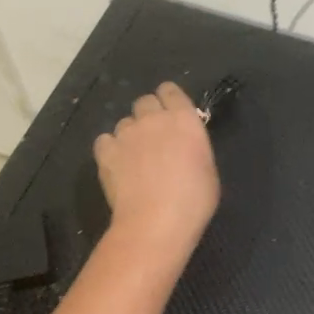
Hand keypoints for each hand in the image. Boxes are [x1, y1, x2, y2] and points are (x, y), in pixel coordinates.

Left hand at [93, 81, 219, 257]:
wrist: (156, 222)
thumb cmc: (193, 201)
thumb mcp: (208, 170)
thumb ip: (194, 148)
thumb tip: (184, 147)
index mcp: (184, 120)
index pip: (171, 91)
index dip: (169, 100)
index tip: (171, 114)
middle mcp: (153, 119)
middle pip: (145, 102)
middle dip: (148, 115)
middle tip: (154, 139)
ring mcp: (126, 133)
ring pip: (124, 123)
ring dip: (129, 135)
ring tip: (134, 159)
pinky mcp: (106, 151)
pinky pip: (105, 141)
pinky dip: (110, 150)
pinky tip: (117, 167)